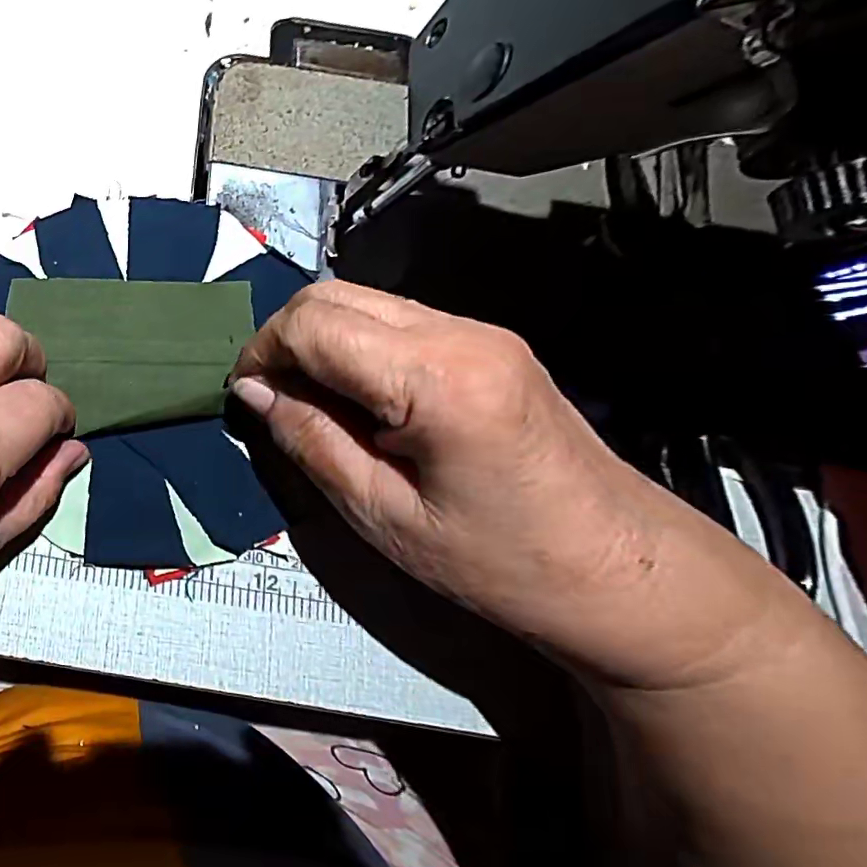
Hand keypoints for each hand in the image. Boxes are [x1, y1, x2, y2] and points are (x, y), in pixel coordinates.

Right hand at [229, 282, 810, 691]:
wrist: (621, 571)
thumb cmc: (502, 563)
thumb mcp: (384, 516)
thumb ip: (311, 441)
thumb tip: (256, 392)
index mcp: (437, 377)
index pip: (316, 324)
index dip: (264, 351)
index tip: (246, 394)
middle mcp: (460, 332)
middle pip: (336, 296)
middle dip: (285, 338)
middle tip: (270, 398)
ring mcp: (479, 332)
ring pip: (364, 302)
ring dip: (320, 342)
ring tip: (310, 405)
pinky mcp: (487, 344)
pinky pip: (396, 323)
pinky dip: (355, 348)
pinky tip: (356, 401)